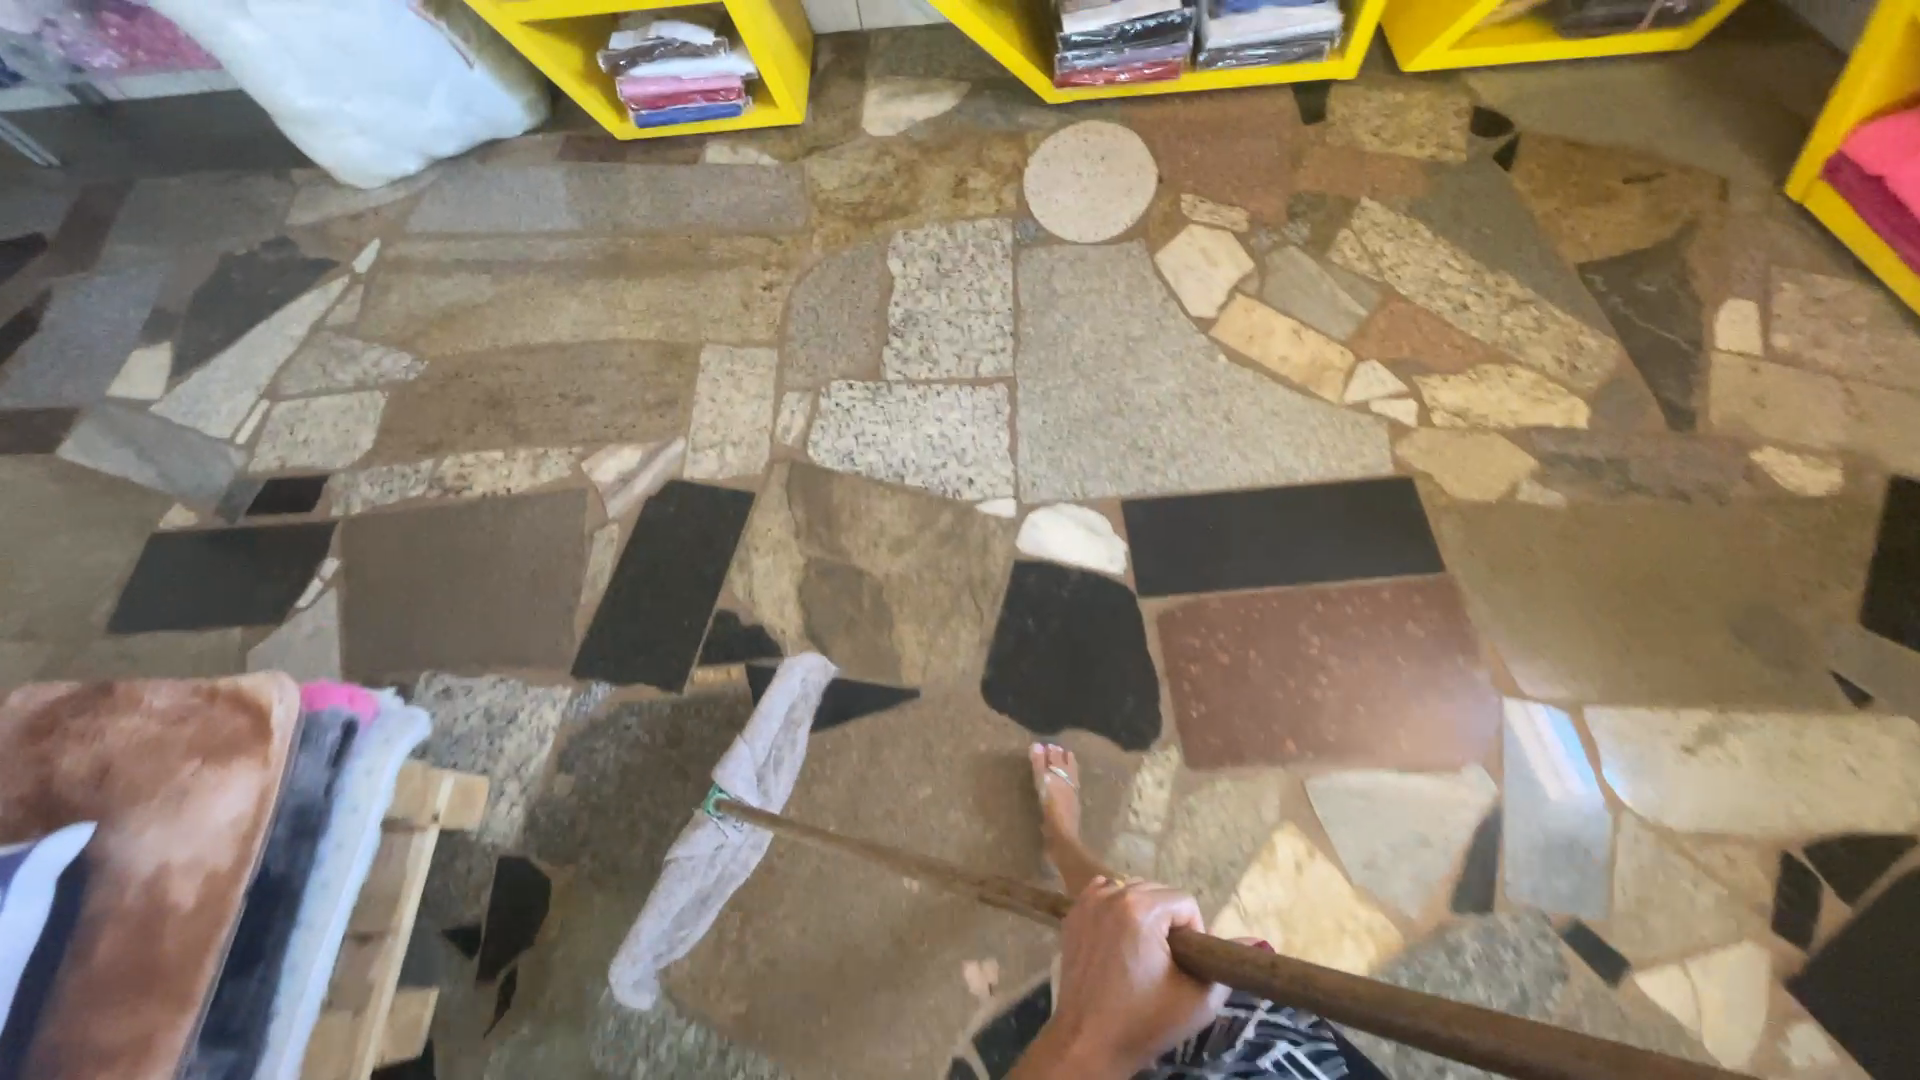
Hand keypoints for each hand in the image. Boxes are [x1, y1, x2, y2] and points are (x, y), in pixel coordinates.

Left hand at [1015, 877, 1228, 1077]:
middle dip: (1169, 921)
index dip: (1194, 932)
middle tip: (1168, 961)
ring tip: (1144, 952)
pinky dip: (1115, 908)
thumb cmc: (1145, 1022)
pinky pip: (1103, 894)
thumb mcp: (1198, 999)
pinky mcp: (1073, 914)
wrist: (1088, 1041)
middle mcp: (1112, 894)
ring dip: (1144, 913)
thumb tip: (1260, 941)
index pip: (1185, 902)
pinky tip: (1120, 937)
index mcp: (1141, 909)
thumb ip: (1227, 964)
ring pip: (1131, 891)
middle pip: (1157, 892)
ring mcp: (1088, 902)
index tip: (1186, 964)